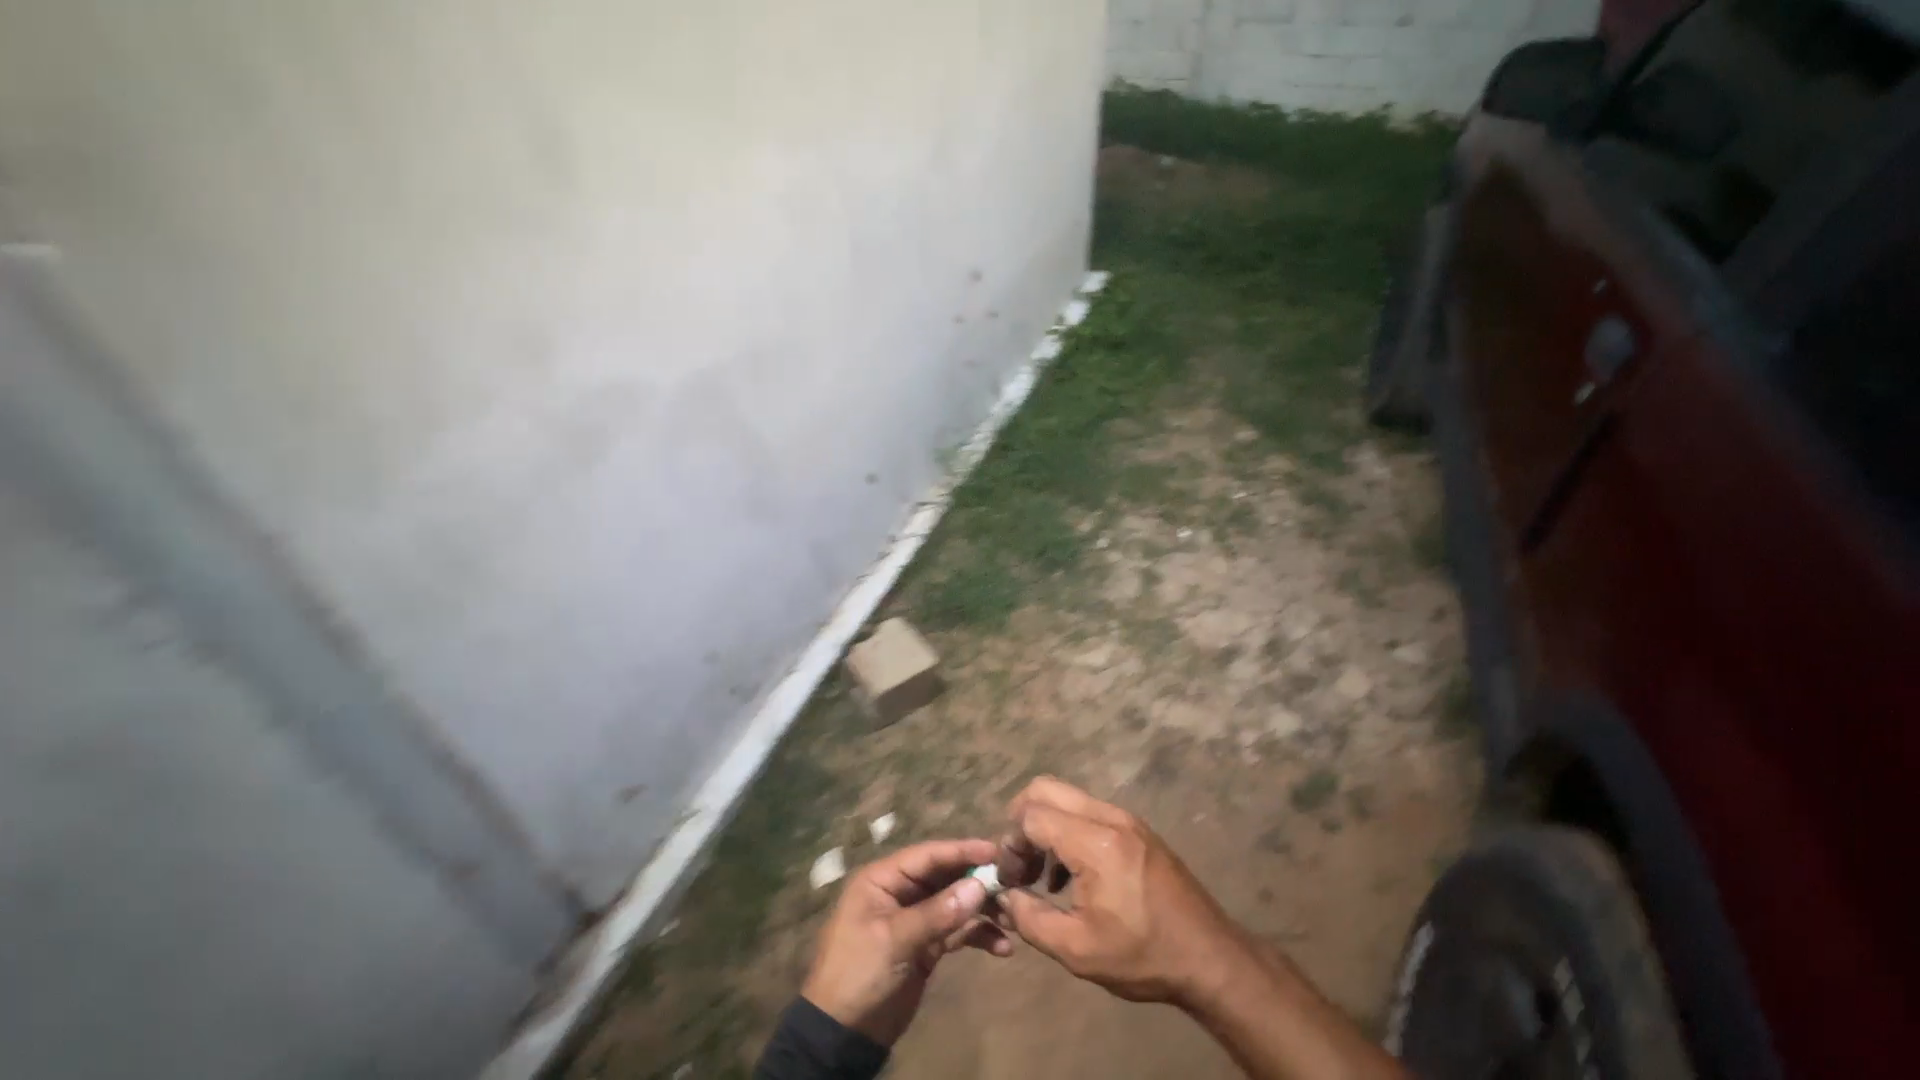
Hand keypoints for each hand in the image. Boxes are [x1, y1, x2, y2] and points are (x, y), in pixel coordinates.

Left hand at [801, 838, 1011, 1045]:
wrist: (843, 1032)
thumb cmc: (858, 973)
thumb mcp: (894, 940)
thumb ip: (937, 913)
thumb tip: (980, 885)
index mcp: (882, 879)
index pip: (928, 855)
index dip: (962, 851)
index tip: (998, 851)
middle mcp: (900, 892)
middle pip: (946, 876)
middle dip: (979, 881)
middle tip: (1015, 885)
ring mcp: (915, 919)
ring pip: (956, 903)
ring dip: (983, 910)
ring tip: (1013, 919)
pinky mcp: (927, 945)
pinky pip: (957, 931)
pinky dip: (978, 936)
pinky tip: (1002, 948)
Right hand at [995, 777, 1247, 1008]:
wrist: (1211, 957)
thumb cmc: (1143, 955)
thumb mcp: (1077, 950)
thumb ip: (1030, 918)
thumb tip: (1004, 895)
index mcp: (1095, 844)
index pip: (1031, 816)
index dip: (1010, 845)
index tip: (1010, 880)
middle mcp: (1111, 818)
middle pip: (1045, 789)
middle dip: (1020, 822)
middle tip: (1019, 865)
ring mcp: (1128, 820)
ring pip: (1067, 798)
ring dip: (1045, 827)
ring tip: (1041, 876)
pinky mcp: (1138, 831)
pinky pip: (1088, 813)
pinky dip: (1067, 831)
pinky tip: (1070, 877)